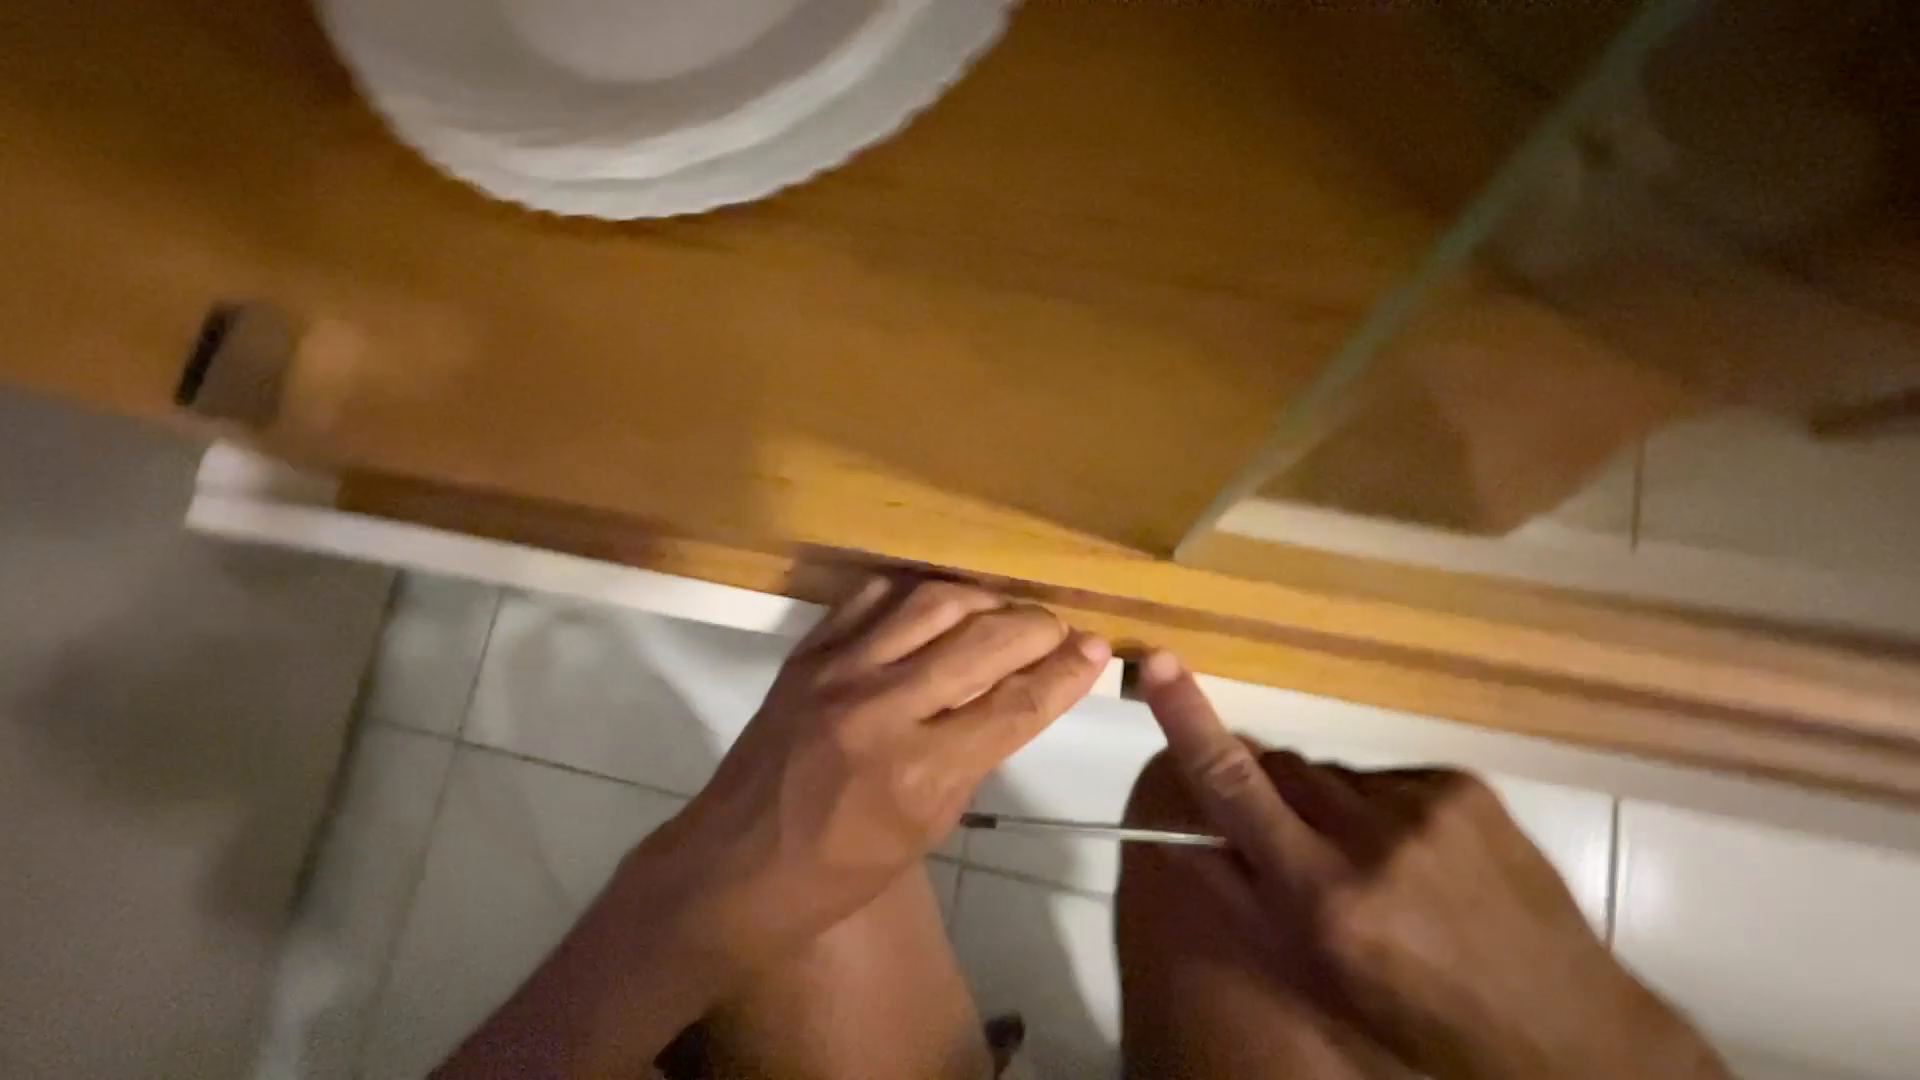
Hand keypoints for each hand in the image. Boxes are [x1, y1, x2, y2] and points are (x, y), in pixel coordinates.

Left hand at [642, 578, 1110, 975]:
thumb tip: (1023, 695)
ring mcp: (839, 670)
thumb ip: (978, 754)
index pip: (1017, 703)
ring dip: (984, 598)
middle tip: (1056, 629)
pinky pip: (873, 596)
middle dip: (1036, 627)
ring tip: (1004, 610)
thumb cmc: (842, 868)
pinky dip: (916, 591)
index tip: (1096, 650)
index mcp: (921, 771)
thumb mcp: (929, 828)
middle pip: (985, 640)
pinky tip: (938, 601)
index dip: (1067, 672)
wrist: (736, 863)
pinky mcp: (807, 651)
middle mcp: (884, 707)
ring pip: (933, 602)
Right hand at [1135, 652, 1730, 1079]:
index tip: (1158, 665)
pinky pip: (1384, 776)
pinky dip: (1380, 805)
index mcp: (1323, 896)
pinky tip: (1416, 853)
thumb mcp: (1308, 973)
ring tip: (1372, 861)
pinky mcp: (1463, 785)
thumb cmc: (1410, 1015)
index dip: (1189, 723)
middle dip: (1270, 792)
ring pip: (1332, 773)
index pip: (1236, 787)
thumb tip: (1171, 827)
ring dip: (1329, 803)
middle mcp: (1371, 838)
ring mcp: (1425, 804)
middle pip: (1281, 769)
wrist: (1563, 1032)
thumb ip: (1233, 892)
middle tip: (1295, 843)